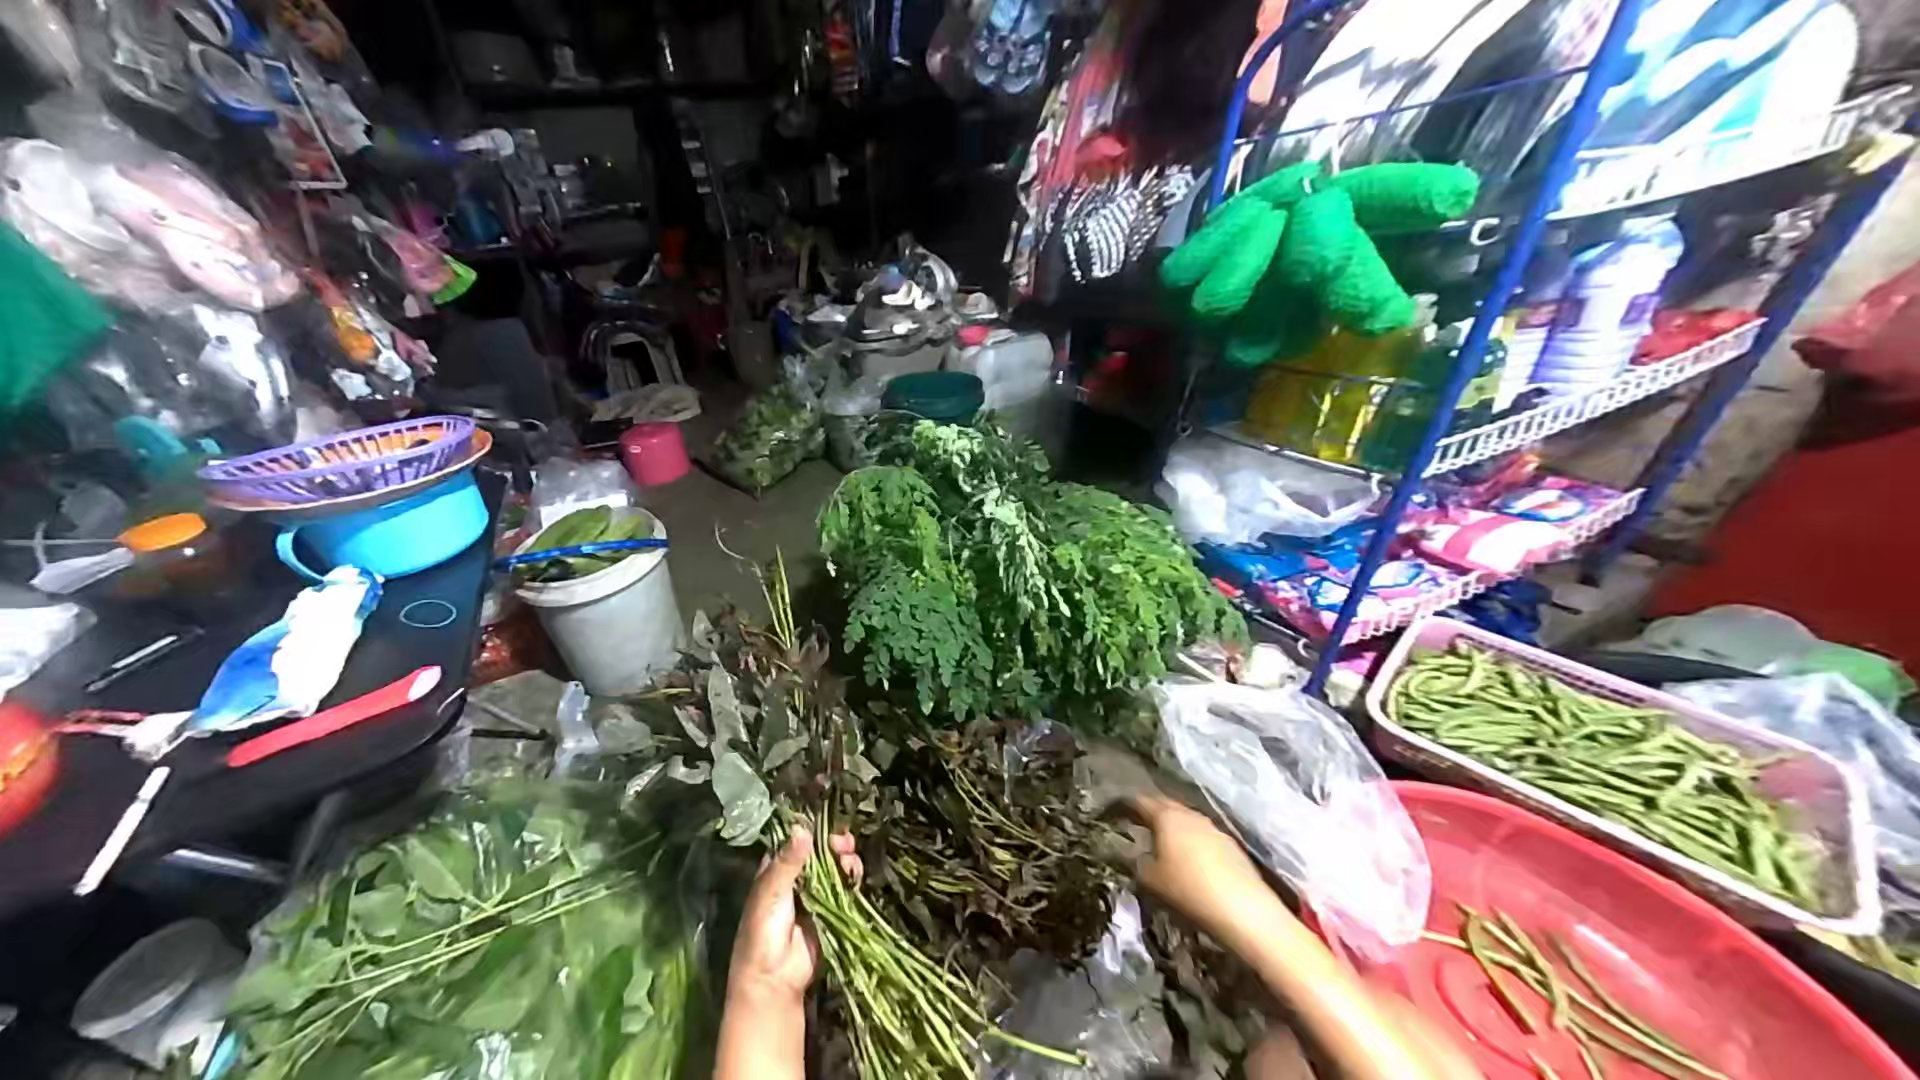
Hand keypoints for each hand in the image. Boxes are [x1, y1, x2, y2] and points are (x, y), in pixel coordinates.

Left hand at [727, 827, 860, 1005]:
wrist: (775, 979)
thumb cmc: (763, 932)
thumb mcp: (771, 892)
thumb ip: (788, 861)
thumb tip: (802, 828)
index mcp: (776, 869)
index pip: (797, 840)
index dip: (813, 830)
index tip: (828, 826)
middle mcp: (797, 876)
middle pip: (820, 850)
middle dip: (834, 843)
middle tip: (843, 843)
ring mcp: (815, 892)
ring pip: (834, 865)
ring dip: (845, 857)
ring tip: (849, 859)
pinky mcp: (832, 908)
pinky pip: (844, 885)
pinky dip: (851, 875)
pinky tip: (853, 872)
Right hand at [1127, 795, 1277, 941]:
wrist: (1245, 910)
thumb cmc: (1189, 890)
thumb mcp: (1151, 881)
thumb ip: (1137, 863)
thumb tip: (1134, 854)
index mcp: (1167, 817)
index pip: (1142, 801)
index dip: (1128, 804)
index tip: (1118, 810)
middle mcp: (1190, 815)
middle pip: (1166, 805)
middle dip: (1152, 810)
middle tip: (1138, 820)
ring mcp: (1213, 828)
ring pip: (1187, 819)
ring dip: (1174, 824)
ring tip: (1163, 838)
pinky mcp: (1230, 845)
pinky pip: (1203, 834)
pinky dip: (1191, 839)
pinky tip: (1190, 856)